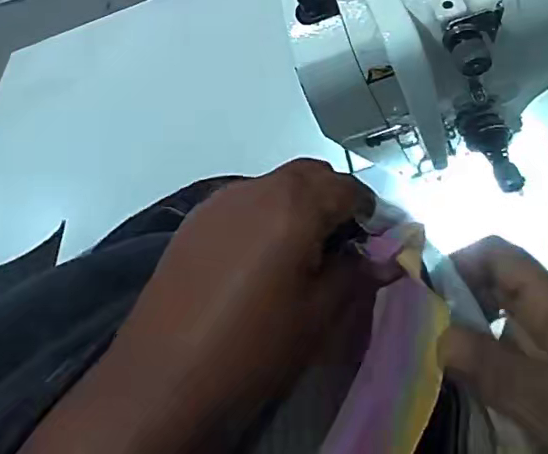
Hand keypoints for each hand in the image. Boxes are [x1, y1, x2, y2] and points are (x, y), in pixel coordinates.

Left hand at [23, 160, 377, 453]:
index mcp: (293, 203)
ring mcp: (222, 198)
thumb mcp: (316, 317)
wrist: (163, 373)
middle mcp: (257, 187)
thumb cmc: (251, 345)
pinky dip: (265, 215)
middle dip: (334, 199)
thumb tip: (384, 258)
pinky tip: (260, 260)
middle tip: (344, 244)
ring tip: (301, 254)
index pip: (347, 186)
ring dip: (298, 205)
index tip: (379, 239)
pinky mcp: (196, 217)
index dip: (370, 210)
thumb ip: (355, 276)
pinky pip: (244, 201)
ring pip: (275, 184)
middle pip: (310, 174)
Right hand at [440, 237, 547, 453]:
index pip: (496, 254)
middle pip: (498, 295)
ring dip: (481, 359)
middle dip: (460, 318)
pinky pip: (532, 371)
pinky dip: (507, 387)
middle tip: (421, 351)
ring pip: (511, 338)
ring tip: (445, 387)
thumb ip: (495, 369)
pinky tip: (489, 418)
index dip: (457, 262)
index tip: (422, 298)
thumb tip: (437, 337)